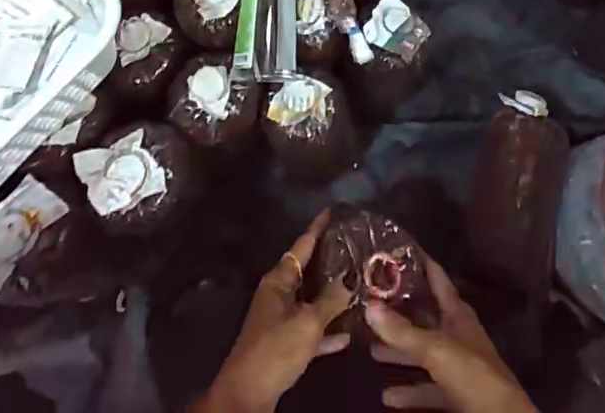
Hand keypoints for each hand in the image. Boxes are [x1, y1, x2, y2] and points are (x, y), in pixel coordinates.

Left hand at [193, 210, 351, 412]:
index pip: (302, 245)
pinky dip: (327, 329)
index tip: (335, 211)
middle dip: (331, 260)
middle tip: (358, 247)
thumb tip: (352, 276)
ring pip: (311, 300)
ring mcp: (279, 320)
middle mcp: (278, 294)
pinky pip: (310, 329)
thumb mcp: (307, 322)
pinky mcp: (283, 345)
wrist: (244, 400)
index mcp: (279, 281)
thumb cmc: (274, 351)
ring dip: (332, 296)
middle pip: (307, 270)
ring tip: (360, 284)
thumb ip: (332, 298)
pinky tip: (349, 333)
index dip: (318, 227)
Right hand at [366, 256, 536, 412]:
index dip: (420, 263)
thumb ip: (403, 331)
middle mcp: (456, 332)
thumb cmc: (472, 372)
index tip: (396, 252)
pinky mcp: (454, 392)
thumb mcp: (435, 349)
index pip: (437, 278)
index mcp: (456, 313)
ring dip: (399, 352)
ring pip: (423, 352)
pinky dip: (409, 390)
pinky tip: (388, 395)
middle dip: (400, 313)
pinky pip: (427, 387)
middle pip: (425, 317)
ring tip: (372, 351)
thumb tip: (369, 306)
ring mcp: (456, 363)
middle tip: (371, 305)